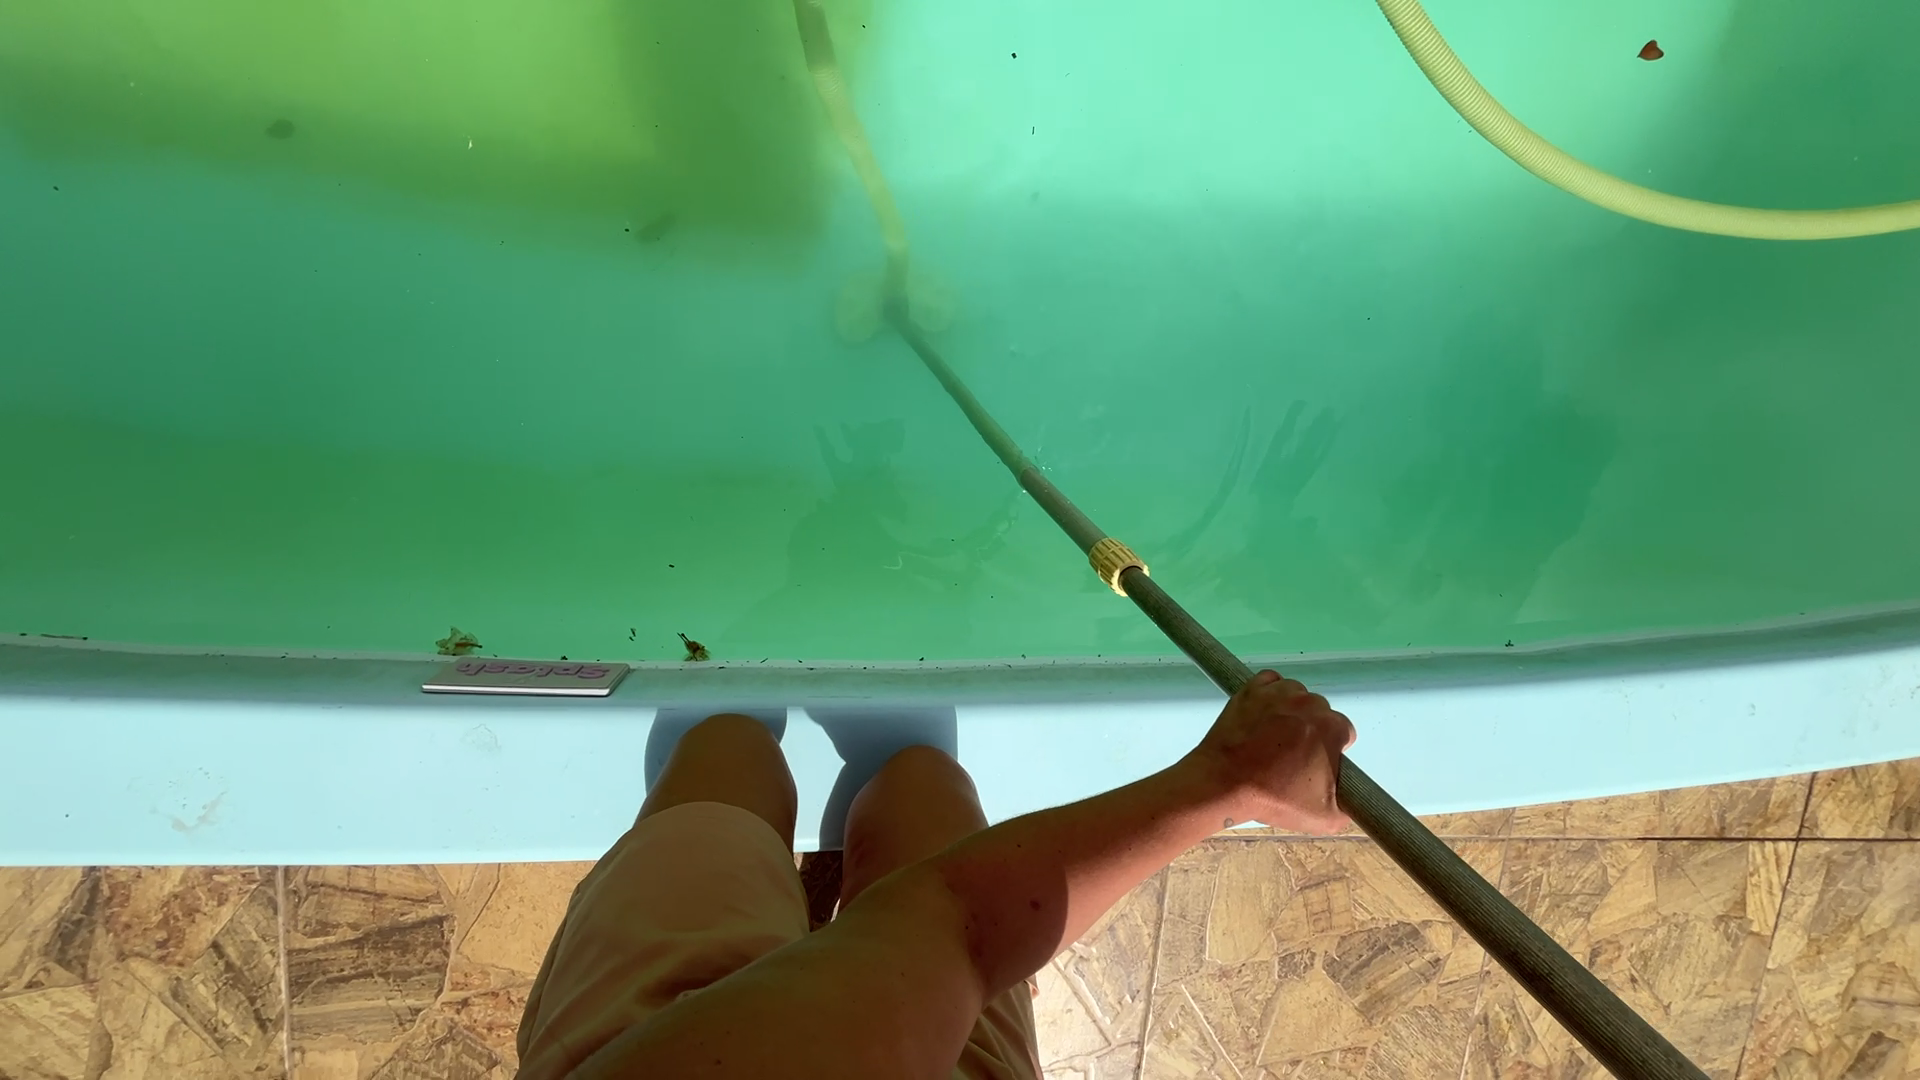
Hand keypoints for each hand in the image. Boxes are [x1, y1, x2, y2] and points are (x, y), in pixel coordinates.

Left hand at [1186, 669, 1355, 834]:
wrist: (1223, 782)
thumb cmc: (1274, 797)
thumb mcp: (1327, 818)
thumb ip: (1348, 806)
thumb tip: (1350, 800)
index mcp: (1331, 727)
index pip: (1344, 731)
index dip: (1333, 748)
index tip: (1316, 761)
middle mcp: (1307, 702)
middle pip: (1320, 711)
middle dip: (1311, 728)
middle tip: (1293, 751)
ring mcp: (1276, 692)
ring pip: (1296, 694)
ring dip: (1291, 709)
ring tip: (1276, 733)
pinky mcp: (1250, 689)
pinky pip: (1270, 681)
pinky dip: (1270, 692)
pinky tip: (1265, 711)